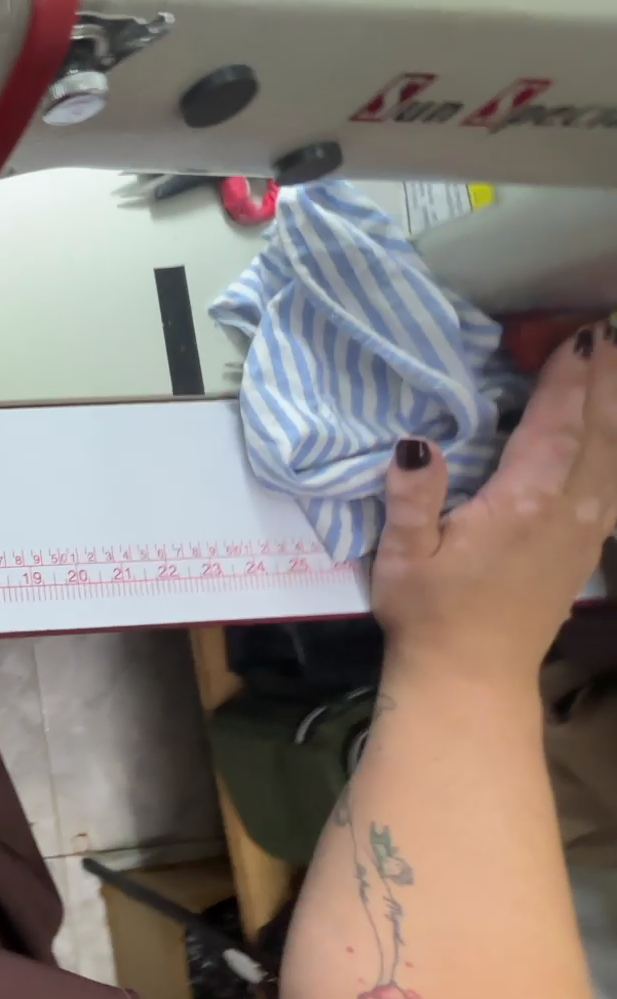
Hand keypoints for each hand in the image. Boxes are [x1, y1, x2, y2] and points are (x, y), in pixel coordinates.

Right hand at [373, 324, 616, 678]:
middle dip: (608, 381)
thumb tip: (416, 444)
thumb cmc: (425, 606)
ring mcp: (587, 527)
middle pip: (601, 433)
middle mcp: (569, 508)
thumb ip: (413, 498)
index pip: (553, 429)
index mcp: (522, 504)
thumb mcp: (403, 553)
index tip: (581, 337)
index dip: (569, 382)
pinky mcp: (587, 542)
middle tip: (611, 334)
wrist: (469, 664)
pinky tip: (616, 439)